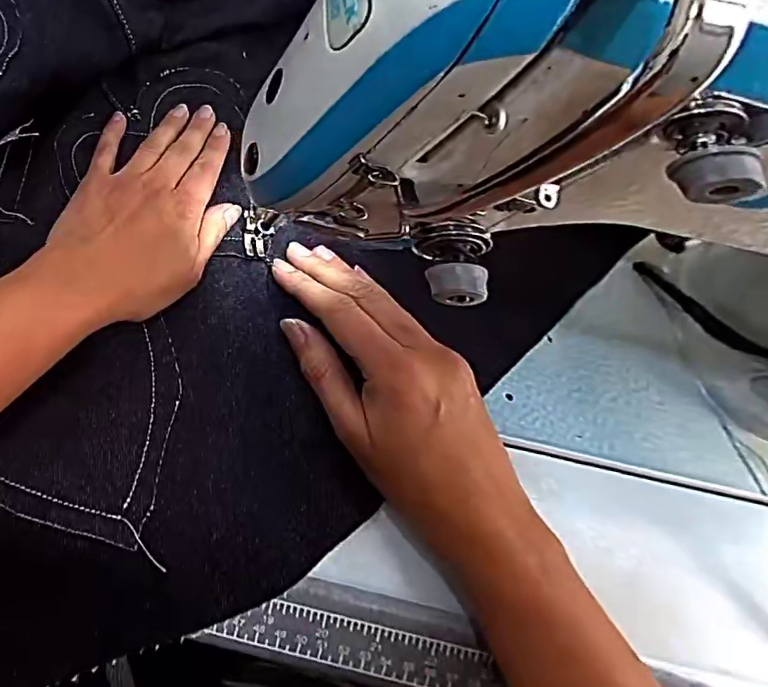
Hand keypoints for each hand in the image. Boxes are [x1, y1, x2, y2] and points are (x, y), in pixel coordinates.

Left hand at [33, 104, 240, 326]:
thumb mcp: (188, 270)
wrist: (79, 282)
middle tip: (206, 112)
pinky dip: (113, 132)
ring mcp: (124, 181)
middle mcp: (156, 186)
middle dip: (198, 128)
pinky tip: (119, 119)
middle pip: (183, 149)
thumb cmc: (133, 284)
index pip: (207, 168)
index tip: (223, 132)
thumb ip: (211, 234)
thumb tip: (229, 211)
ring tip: (180, 110)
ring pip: (152, 144)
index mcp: (183, 207)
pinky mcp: (95, 183)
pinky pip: (106, 150)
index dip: (217, 147)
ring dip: (168, 125)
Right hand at [272, 243, 540, 567]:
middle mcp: (426, 351)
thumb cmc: (419, 486)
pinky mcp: (452, 360)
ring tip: (322, 258)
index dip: (307, 286)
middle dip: (326, 270)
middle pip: (367, 296)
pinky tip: (362, 287)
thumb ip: (322, 373)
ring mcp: (443, 352)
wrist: (484, 516)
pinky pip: (407, 317)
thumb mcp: (354, 434)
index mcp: (398, 371)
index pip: (343, 312)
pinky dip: (377, 298)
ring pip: (388, 301)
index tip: (284, 270)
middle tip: (297, 252)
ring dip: (351, 277)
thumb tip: (296, 330)